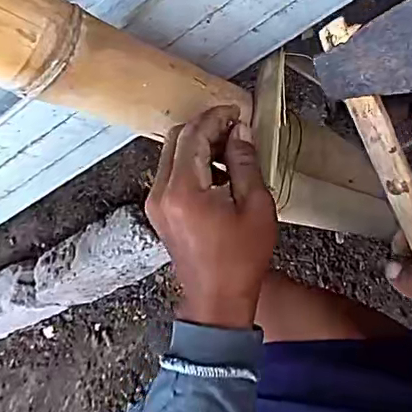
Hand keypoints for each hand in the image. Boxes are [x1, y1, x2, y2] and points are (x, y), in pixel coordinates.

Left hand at [146, 105, 278, 329]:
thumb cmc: (240, 259)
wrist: (217, 300)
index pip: (193, 135)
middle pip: (177, 139)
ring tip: (233, 146)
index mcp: (183, 190)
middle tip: (237, 126)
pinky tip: (221, 168)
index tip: (238, 111)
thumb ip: (245, 162)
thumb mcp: (255, 205)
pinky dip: (194, 161)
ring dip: (200, 143)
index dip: (217, 117)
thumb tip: (241, 132)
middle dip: (207, 126)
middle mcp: (161, 192)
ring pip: (172, 153)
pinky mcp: (160, 211)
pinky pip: (173, 172)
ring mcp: (156, 202)